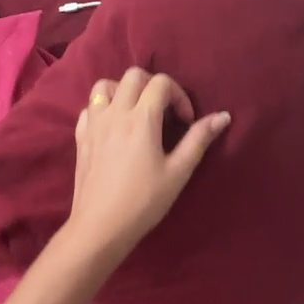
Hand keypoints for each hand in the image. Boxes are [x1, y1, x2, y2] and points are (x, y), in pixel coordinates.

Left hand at [65, 67, 230, 260]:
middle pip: (133, 76)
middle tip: (165, 111)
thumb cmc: (144, 201)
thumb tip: (223, 116)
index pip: (161, 83)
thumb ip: (199, 139)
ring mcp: (93, 124)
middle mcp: (115, 114)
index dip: (179, 96)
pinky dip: (104, 108)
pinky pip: (89, 108)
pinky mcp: (80, 137)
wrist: (100, 227)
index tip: (186, 122)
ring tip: (138, 111)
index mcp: (141, 119)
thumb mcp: (179, 171)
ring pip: (105, 86)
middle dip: (154, 85)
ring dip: (124, 90)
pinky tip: (114, 127)